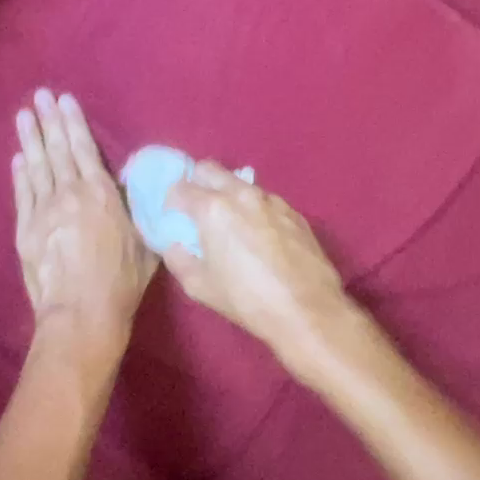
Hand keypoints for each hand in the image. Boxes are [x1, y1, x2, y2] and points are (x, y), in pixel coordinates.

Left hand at [13, 89, 157, 364]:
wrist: (82, 312)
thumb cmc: (121, 281)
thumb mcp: (143, 241)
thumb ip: (136, 210)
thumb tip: (130, 185)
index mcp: (101, 194)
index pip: (84, 148)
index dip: (74, 123)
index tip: (64, 100)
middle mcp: (70, 194)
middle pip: (58, 150)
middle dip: (49, 121)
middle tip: (40, 96)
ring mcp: (44, 211)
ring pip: (36, 167)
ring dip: (30, 140)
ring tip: (24, 116)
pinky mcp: (26, 230)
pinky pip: (23, 194)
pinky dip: (20, 175)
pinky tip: (18, 159)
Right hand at [162, 163, 353, 367]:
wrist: (307, 311)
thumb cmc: (247, 300)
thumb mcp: (200, 287)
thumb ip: (179, 259)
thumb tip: (176, 245)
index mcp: (213, 209)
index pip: (181, 187)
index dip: (172, 200)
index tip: (173, 216)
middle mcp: (242, 194)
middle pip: (210, 169)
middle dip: (197, 182)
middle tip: (195, 208)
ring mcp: (271, 200)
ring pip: (240, 183)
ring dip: (228, 193)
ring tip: (230, 222)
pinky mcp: (294, 212)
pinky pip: (265, 200)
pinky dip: (254, 208)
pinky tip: (259, 235)